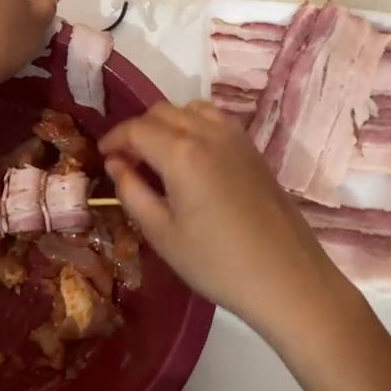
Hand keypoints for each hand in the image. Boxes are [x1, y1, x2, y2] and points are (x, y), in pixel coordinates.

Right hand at [100, 101, 354, 321]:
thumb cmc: (217, 264)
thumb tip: (117, 164)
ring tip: (158, 155)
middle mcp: (208, 134)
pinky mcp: (254, 151)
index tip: (102, 157)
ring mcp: (236, 139)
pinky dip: (194, 126)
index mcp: (181, 154)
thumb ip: (133, 192)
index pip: (137, 129)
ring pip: (190, 109)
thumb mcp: (162, 234)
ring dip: (167, 123)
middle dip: (138, 129)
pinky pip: (215, 120)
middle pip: (162, 112)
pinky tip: (191, 158)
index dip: (114, 139)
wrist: (288, 280)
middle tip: (126, 160)